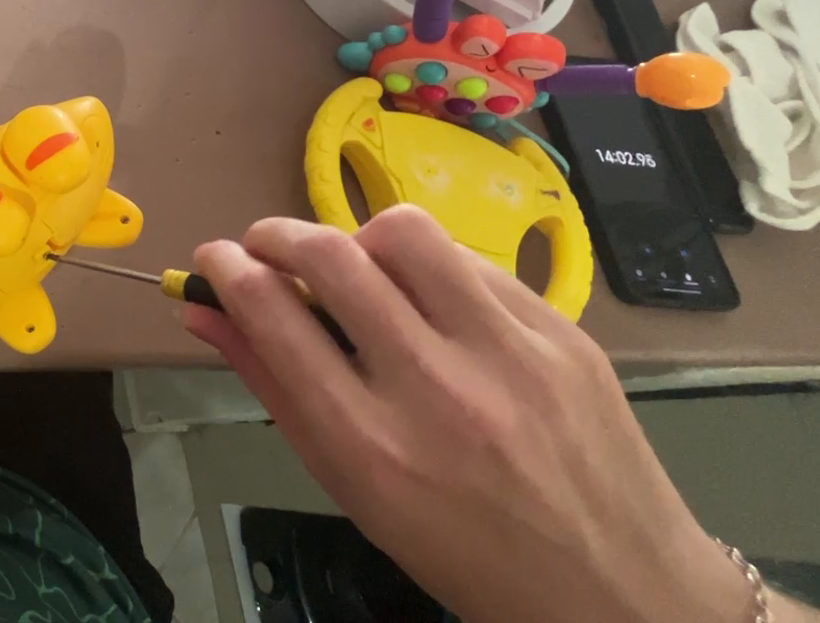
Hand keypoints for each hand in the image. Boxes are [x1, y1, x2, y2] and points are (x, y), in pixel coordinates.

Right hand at [183, 206, 751, 622]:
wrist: (619, 594)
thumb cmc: (449, 541)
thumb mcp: (339, 475)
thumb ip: (264, 379)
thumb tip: (199, 309)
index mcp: (367, 438)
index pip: (271, 311)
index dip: (224, 267)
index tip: (213, 258)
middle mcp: (436, 388)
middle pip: (330, 256)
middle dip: (274, 235)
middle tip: (265, 249)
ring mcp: (510, 354)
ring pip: (405, 232)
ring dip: (356, 239)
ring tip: (357, 273)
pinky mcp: (563, 334)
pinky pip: (468, 260)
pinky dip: (425, 268)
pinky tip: (428, 305)